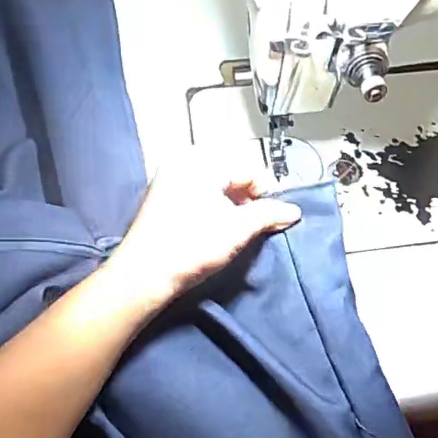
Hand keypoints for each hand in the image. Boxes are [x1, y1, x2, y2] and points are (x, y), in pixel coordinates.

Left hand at [99, 154, 301, 308]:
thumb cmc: (190, 247)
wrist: (144, 276)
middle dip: (247, 200)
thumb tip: (293, 211)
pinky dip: (213, 210)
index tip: (270, 219)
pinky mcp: (162, 199)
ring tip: (233, 232)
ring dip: (231, 207)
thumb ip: (268, 214)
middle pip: (232, 176)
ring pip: (216, 187)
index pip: (249, 169)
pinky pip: (199, 196)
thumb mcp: (238, 229)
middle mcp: (182, 163)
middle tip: (251, 226)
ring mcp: (169, 180)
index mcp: (200, 161)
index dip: (265, 194)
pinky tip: (215, 232)